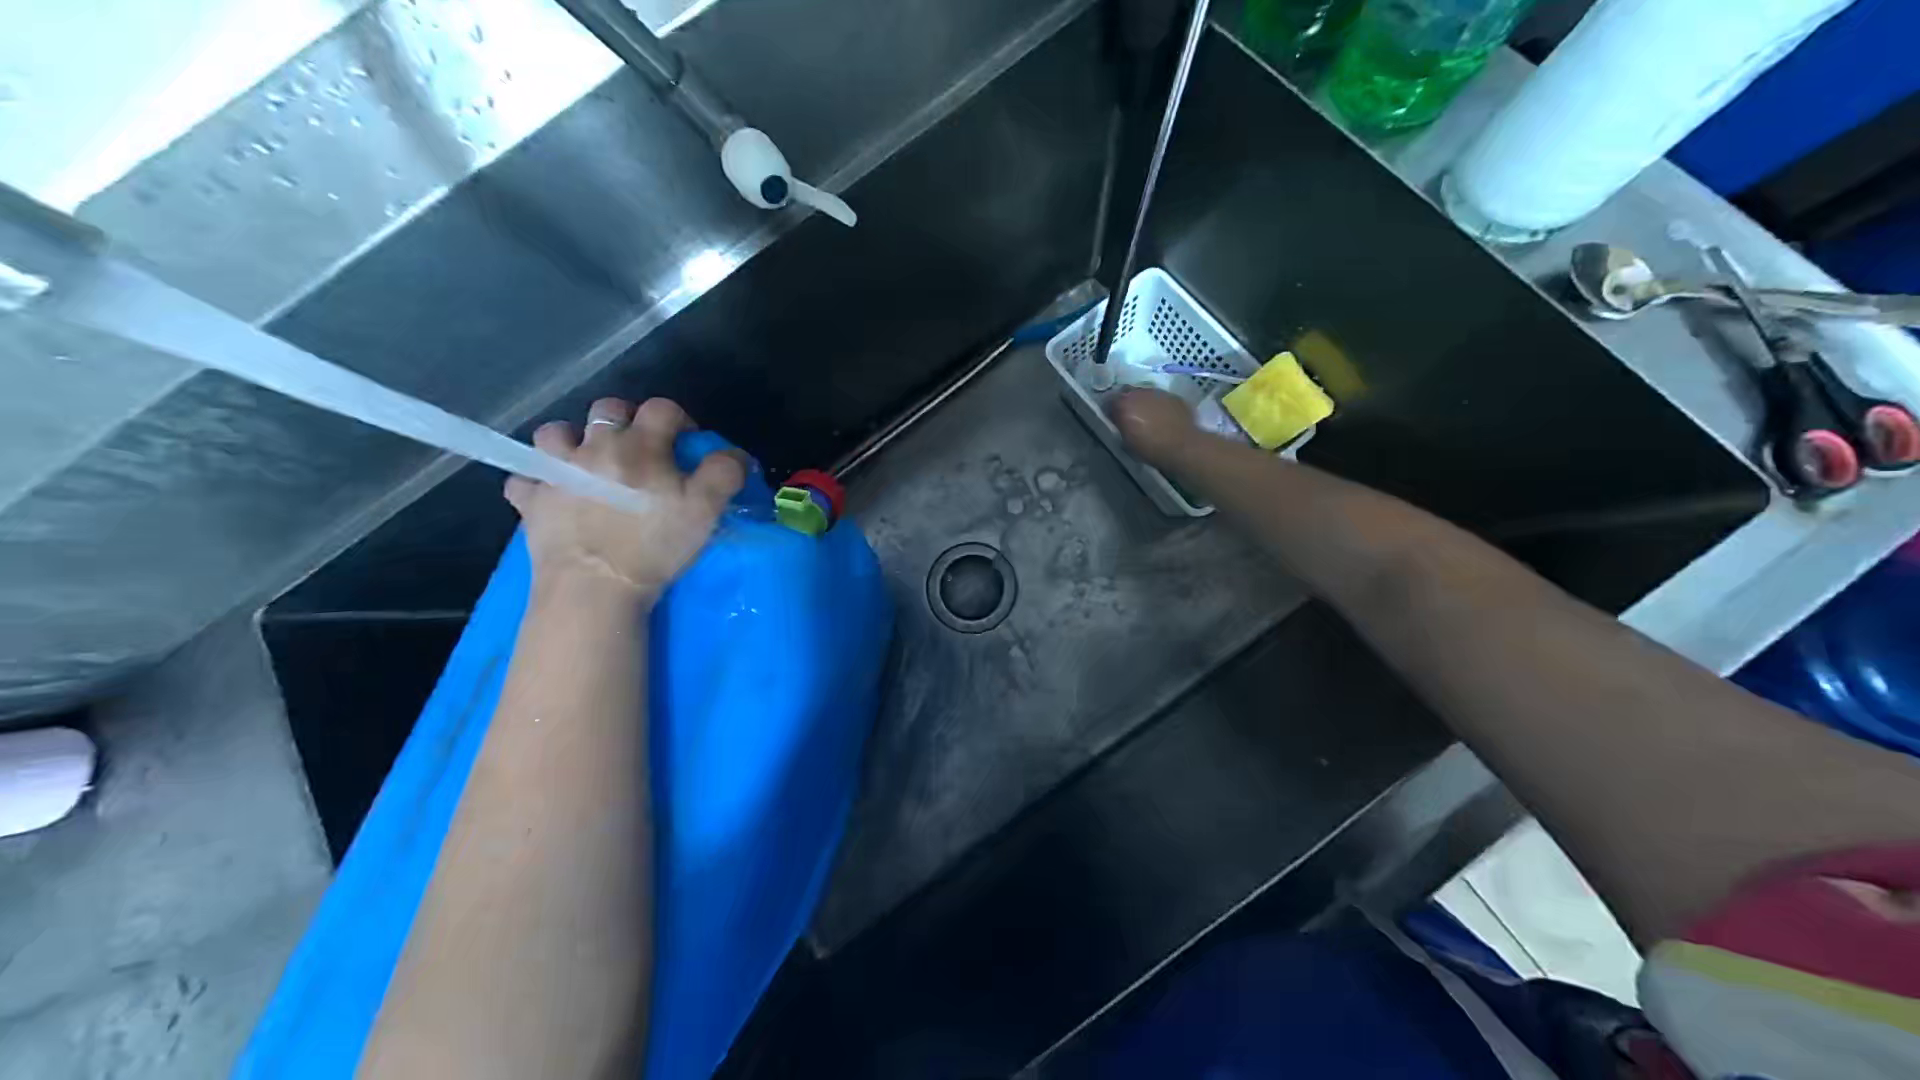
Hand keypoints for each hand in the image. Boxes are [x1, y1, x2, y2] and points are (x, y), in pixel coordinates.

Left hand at [505, 397, 746, 601]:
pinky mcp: (532, 501)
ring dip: (572, 440)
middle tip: (639, 448)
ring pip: (555, 433)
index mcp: (641, 446)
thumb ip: (724, 473)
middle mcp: (596, 447)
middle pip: (607, 409)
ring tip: (587, 462)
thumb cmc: (655, 547)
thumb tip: (735, 455)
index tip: (686, 441)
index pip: (662, 409)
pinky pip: (524, 479)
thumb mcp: (706, 511)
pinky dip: (537, 482)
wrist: (596, 586)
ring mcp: (557, 472)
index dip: (679, 419)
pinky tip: (551, 494)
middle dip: (625, 420)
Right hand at [1109, 387, 1201, 467]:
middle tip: (1129, 414)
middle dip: (1126, 401)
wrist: (1183, 447)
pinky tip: (1163, 415)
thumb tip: (1118, 422)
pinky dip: (1158, 404)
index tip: (1113, 419)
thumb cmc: (1150, 449)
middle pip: (1127, 392)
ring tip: (1147, 415)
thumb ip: (1119, 427)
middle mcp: (1138, 393)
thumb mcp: (1126, 442)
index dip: (1110, 410)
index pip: (1109, 401)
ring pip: (1144, 392)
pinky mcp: (1173, 396)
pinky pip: (1161, 397)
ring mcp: (1158, 392)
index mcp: (1123, 405)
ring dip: (1143, 401)